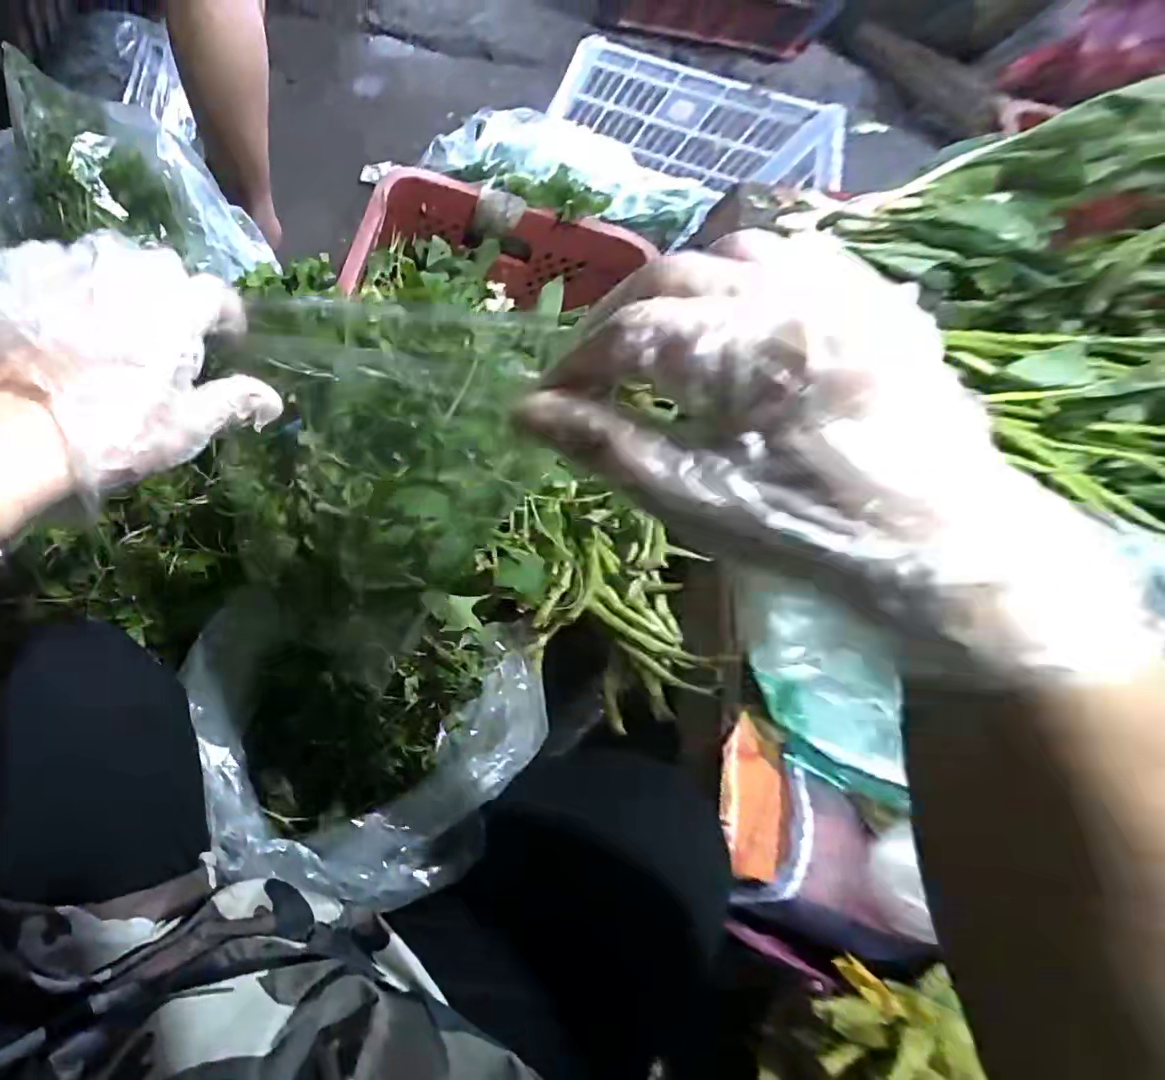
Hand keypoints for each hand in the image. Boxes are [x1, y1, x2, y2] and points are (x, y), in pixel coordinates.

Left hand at [0, 233, 282, 541]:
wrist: (10, 431)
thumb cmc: (112, 434)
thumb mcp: (183, 428)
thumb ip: (233, 402)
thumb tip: (275, 398)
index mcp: (181, 303)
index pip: (220, 298)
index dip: (226, 322)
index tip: (223, 343)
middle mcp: (134, 266)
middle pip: (168, 275)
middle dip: (173, 303)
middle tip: (161, 343)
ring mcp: (77, 260)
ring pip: (114, 264)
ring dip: (121, 290)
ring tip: (108, 330)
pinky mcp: (27, 266)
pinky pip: (62, 267)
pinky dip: (69, 289)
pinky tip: (58, 324)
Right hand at [515, 229, 1157, 680]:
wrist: (936, 545)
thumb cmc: (797, 527)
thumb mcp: (682, 496)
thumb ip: (599, 443)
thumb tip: (523, 409)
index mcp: (750, 352)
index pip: (629, 332)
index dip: (573, 364)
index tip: (545, 402)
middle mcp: (798, 301)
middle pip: (671, 276)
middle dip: (608, 322)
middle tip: (583, 373)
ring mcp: (844, 293)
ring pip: (730, 252)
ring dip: (669, 292)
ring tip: (645, 343)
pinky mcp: (872, 303)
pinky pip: (793, 255)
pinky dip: (735, 276)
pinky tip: (720, 318)